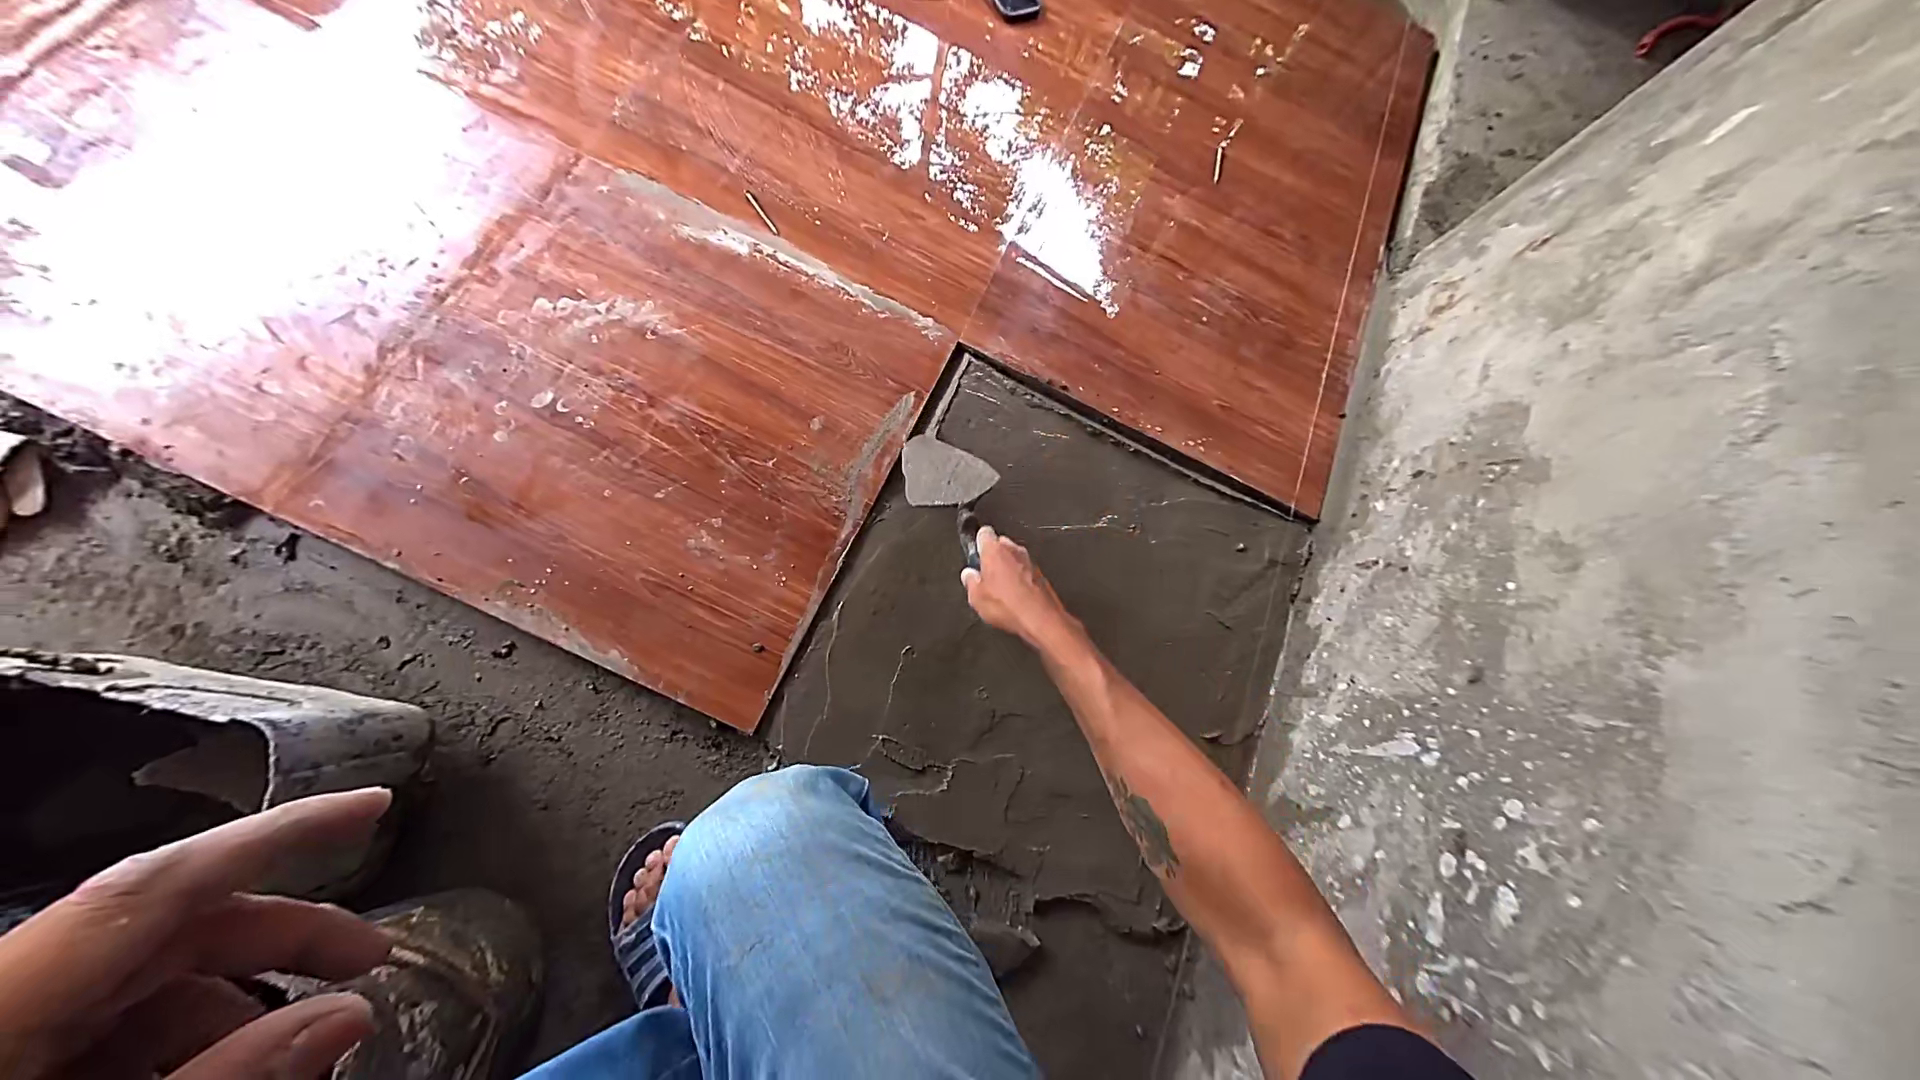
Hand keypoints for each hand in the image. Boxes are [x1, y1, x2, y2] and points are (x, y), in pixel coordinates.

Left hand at [0, 789, 395, 1078]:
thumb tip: (350, 1012)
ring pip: (147, 982)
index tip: (373, 805)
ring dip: (235, 1003)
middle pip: (175, 931)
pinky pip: (103, 1029)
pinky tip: (213, 1071)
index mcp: (0, 1007)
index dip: (281, 831)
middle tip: (368, 965)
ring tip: (292, 1049)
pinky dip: (175, 1044)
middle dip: (286, 939)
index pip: (165, 881)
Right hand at [961, 525, 1078, 646]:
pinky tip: (1015, 596)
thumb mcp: (977, 598)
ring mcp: (1030, 561)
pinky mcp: (1041, 575)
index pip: (984, 533)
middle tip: (985, 576)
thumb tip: (969, 576)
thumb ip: (971, 582)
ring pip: (1014, 558)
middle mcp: (1013, 550)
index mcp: (994, 550)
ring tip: (1001, 590)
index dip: (978, 542)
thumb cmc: (1009, 606)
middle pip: (1000, 545)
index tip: (975, 552)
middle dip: (993, 556)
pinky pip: (1026, 571)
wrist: (1040, 619)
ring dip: (1008, 568)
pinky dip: (1021, 579)